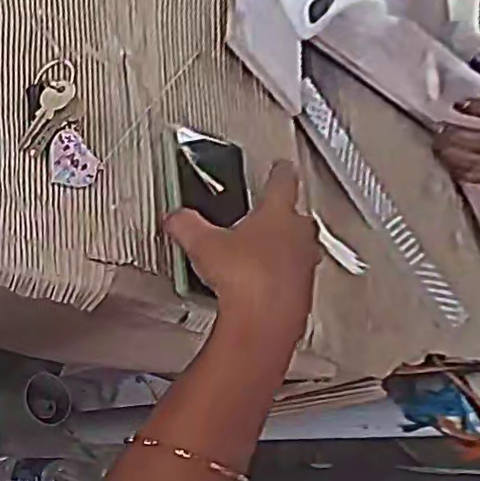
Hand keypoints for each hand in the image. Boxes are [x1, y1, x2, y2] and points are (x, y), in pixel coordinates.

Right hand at [163, 161, 318, 337]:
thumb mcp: (202, 244)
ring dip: (278, 247)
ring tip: (252, 256)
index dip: (277, 173)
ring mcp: (303, 260)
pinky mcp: (301, 286)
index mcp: (278, 213)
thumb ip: (186, 225)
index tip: (279, 167)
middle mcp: (298, 233)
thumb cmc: (247, 275)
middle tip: (261, 218)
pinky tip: (254, 284)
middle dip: (277, 215)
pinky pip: (290, 273)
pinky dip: (275, 274)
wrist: (266, 313)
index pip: (281, 183)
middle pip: (292, 215)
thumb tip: (175, 217)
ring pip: (294, 245)